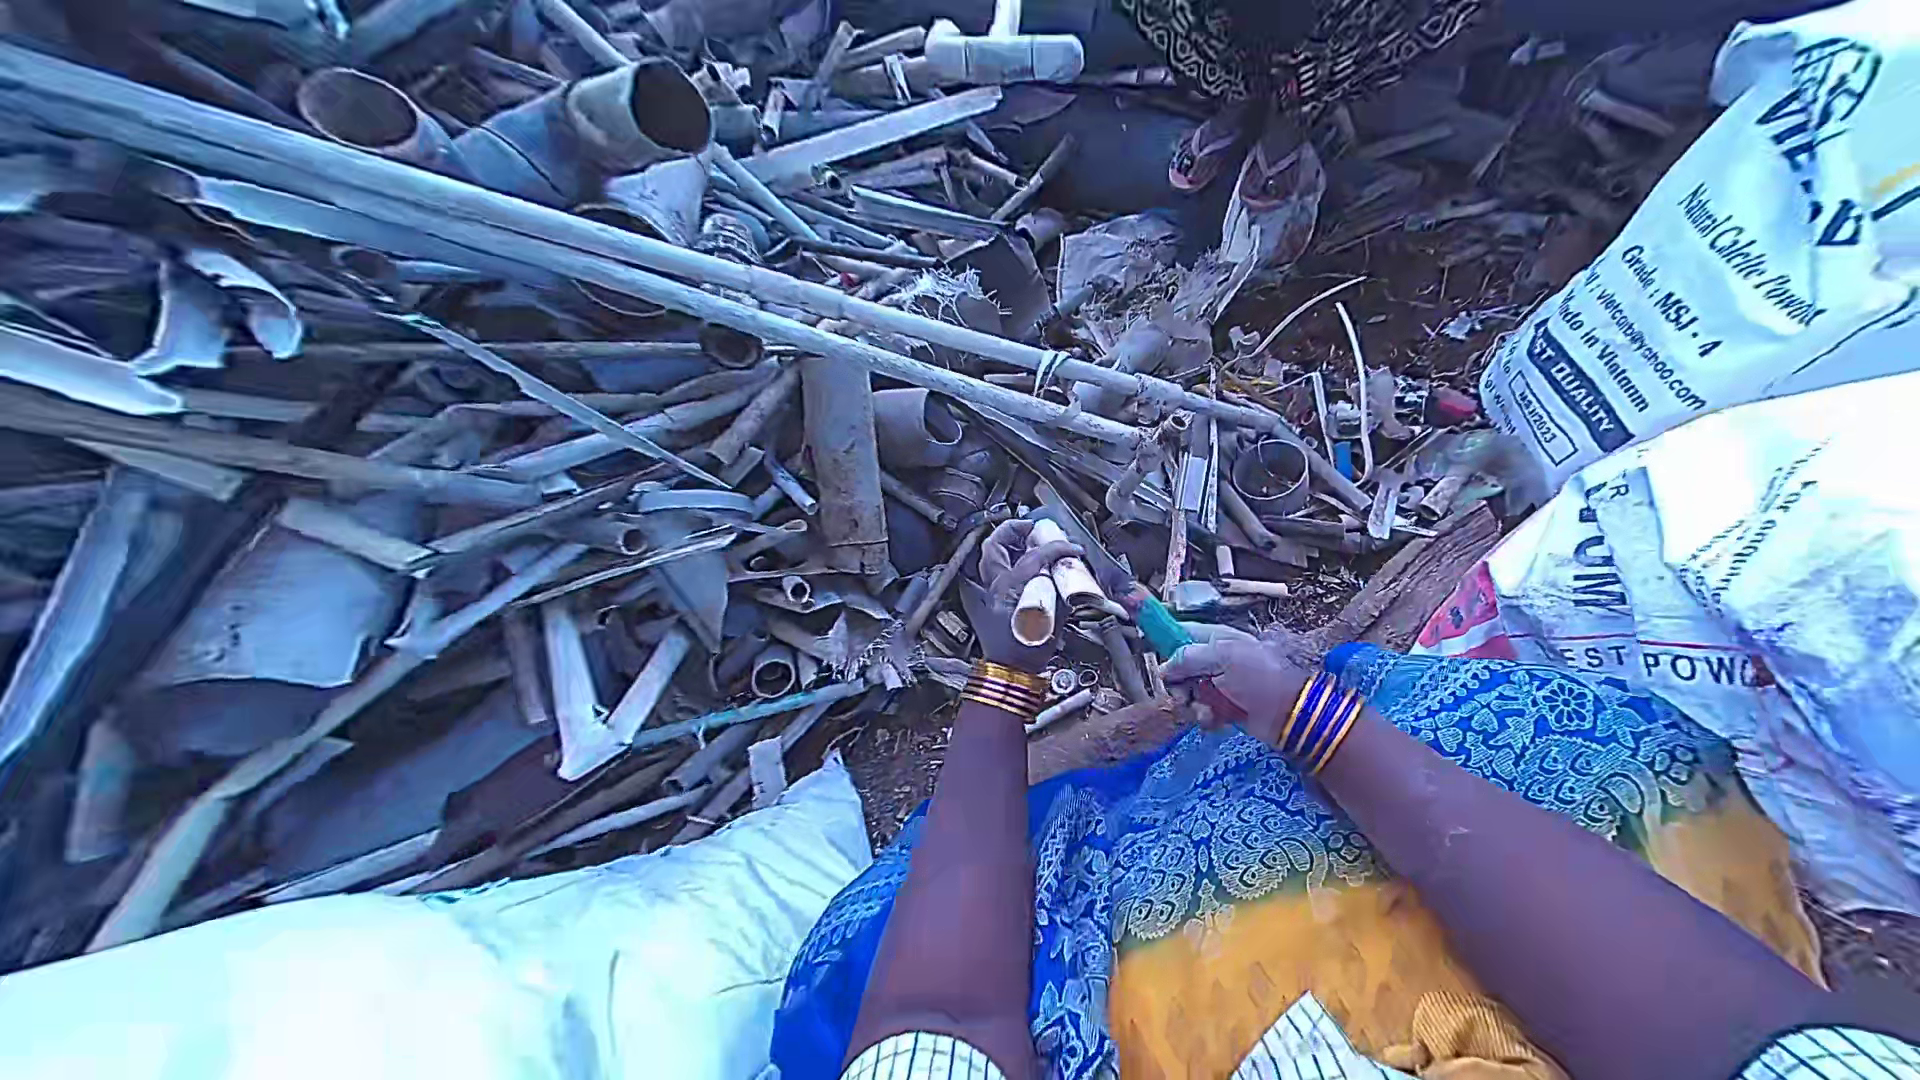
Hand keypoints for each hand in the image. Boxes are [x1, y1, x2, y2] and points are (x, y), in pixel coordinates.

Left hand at [972, 519, 1083, 672]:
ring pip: (988, 555)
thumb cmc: (1029, 651)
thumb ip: (1060, 592)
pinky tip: (1014, 559)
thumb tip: (1068, 574)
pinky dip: (1001, 559)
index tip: (1071, 548)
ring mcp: (987, 591)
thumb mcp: (1054, 620)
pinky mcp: (984, 599)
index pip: (1034, 556)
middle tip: (1031, 527)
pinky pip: (989, 570)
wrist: (1010, 670)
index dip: (1056, 548)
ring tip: (1022, 538)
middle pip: (995, 544)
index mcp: (1011, 589)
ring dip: (1004, 541)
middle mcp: (994, 586)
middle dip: (1013, 529)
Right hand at [1160, 629, 1316, 745]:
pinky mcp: (1223, 706)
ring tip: (1207, 710)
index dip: (1165, 640)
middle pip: (1178, 665)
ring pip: (1186, 690)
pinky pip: (1199, 709)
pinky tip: (1216, 720)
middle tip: (1186, 691)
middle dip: (1178, 682)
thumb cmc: (1262, 679)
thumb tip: (1164, 668)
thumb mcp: (1225, 658)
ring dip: (1192, 702)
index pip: (1181, 632)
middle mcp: (1215, 659)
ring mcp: (1219, 684)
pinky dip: (1205, 716)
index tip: (1156, 655)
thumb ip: (1189, 657)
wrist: (1293, 716)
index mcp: (1217, 639)